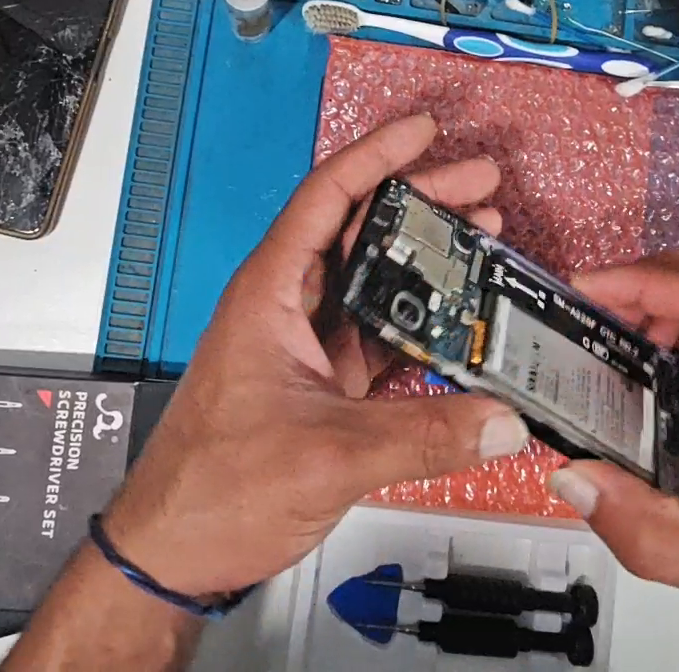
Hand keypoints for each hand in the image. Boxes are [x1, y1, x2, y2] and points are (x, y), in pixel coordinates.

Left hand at [102, 114, 529, 598]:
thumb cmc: (216, 488)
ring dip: (423, 254)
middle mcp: (287, 302)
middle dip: (419, 197)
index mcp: (271, 291)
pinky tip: (459, 312)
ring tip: (481, 233)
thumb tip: (501, 420)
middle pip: (358, 227)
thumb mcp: (328, 454)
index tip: (423, 130)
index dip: (377, 155)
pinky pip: (378, 328)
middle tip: (478, 180)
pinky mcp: (322, 376)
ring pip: (371, 275)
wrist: (176, 548)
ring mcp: (306, 339)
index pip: (327, 197)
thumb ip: (423, 436)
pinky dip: (419, 314)